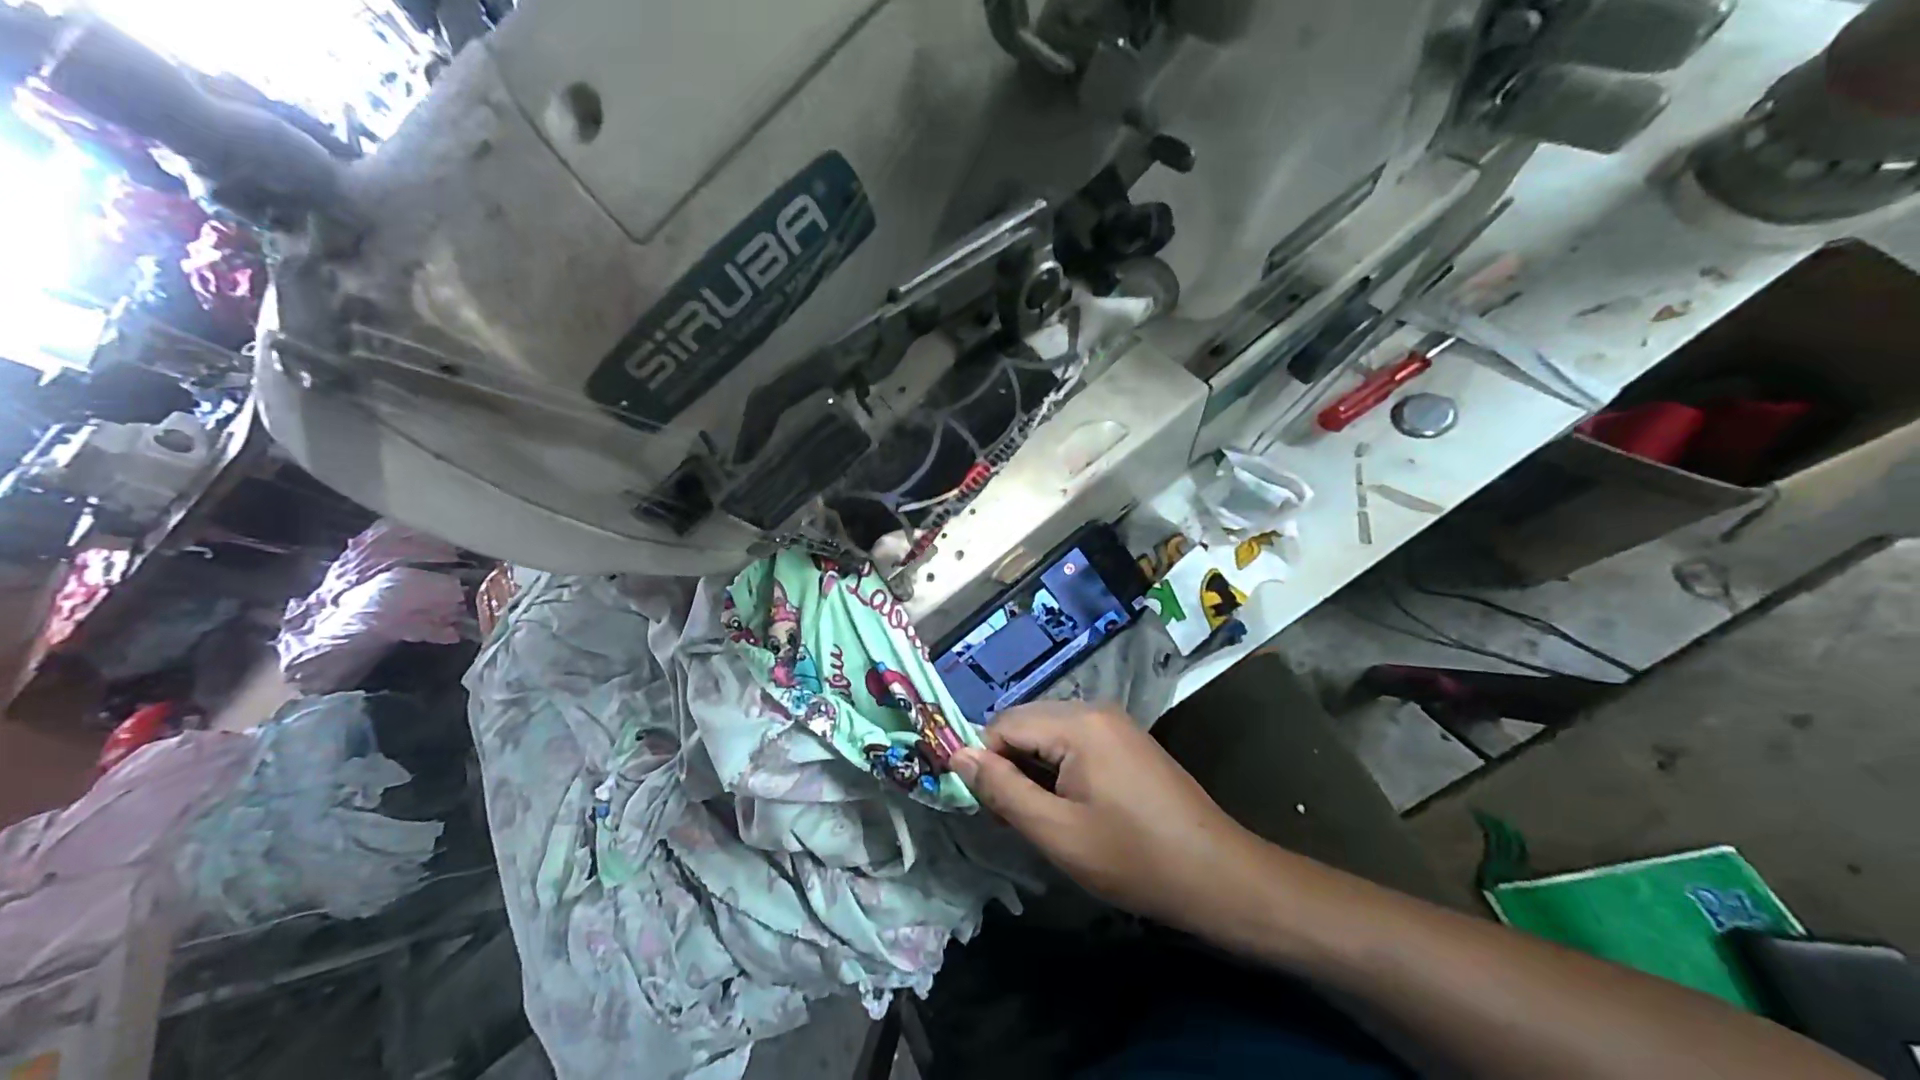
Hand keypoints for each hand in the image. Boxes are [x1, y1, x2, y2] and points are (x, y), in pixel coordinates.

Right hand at [950, 701, 1261, 927]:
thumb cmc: (1134, 858)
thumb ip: (1003, 790)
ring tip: (1040, 818)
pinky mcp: (1127, 742)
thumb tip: (958, 756)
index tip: (990, 809)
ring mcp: (1115, 724)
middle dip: (1008, 765)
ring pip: (1047, 734)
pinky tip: (1068, 807)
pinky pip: (1073, 742)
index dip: (984, 763)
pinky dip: (1057, 769)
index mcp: (1078, 724)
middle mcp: (1095, 710)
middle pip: (1025, 724)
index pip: (1003, 724)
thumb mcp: (1057, 832)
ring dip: (1031, 770)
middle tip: (1014, 818)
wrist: (1218, 876)